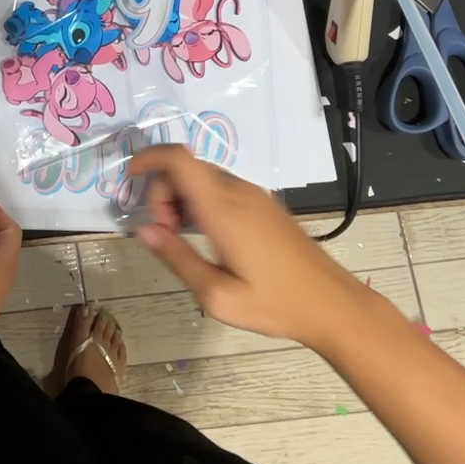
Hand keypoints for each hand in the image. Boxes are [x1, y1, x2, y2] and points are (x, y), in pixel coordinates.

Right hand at [128, 145, 379, 348]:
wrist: (335, 306)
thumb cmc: (275, 305)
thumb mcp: (216, 295)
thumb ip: (176, 258)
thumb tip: (142, 230)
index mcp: (223, 209)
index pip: (178, 158)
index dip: (148, 157)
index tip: (130, 178)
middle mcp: (238, 192)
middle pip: (184, 168)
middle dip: (162, 193)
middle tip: (166, 235)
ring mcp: (254, 196)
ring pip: (201, 177)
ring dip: (180, 199)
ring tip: (185, 239)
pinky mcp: (264, 205)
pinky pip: (219, 188)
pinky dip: (199, 202)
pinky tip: (206, 237)